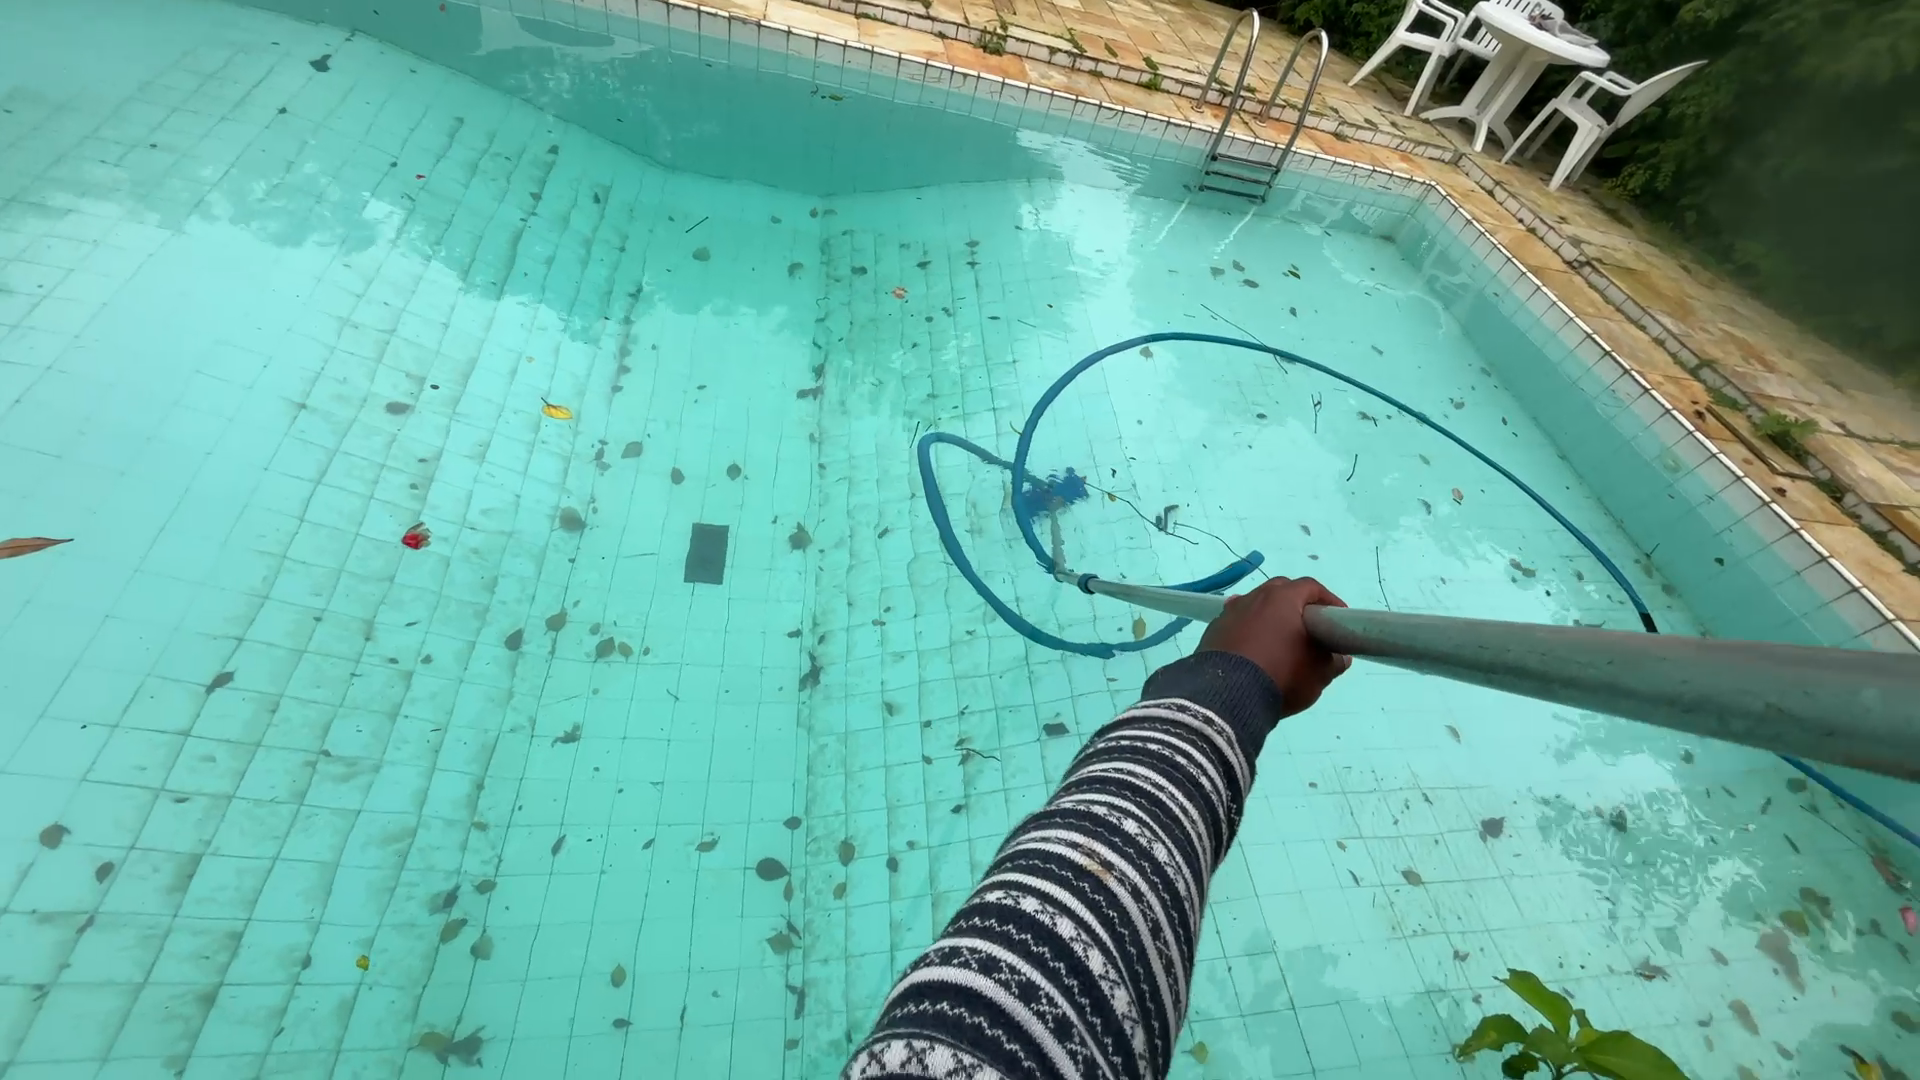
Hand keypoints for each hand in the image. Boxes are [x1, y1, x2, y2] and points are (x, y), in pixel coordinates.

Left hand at [1198, 576, 1351, 716]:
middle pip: (1279, 591)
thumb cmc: (1281, 675)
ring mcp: (1229, 612)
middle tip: (1308, 625)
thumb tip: (1337, 657)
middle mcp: (1253, 598)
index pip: (1310, 587)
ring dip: (1269, 617)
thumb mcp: (1319, 673)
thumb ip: (1333, 661)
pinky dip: (1248, 630)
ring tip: (1279, 638)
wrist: (1228, 694)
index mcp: (1282, 599)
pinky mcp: (1213, 630)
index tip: (1337, 617)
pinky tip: (1252, 648)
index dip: (1328, 600)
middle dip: (1296, 603)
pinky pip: (1236, 623)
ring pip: (1254, 605)